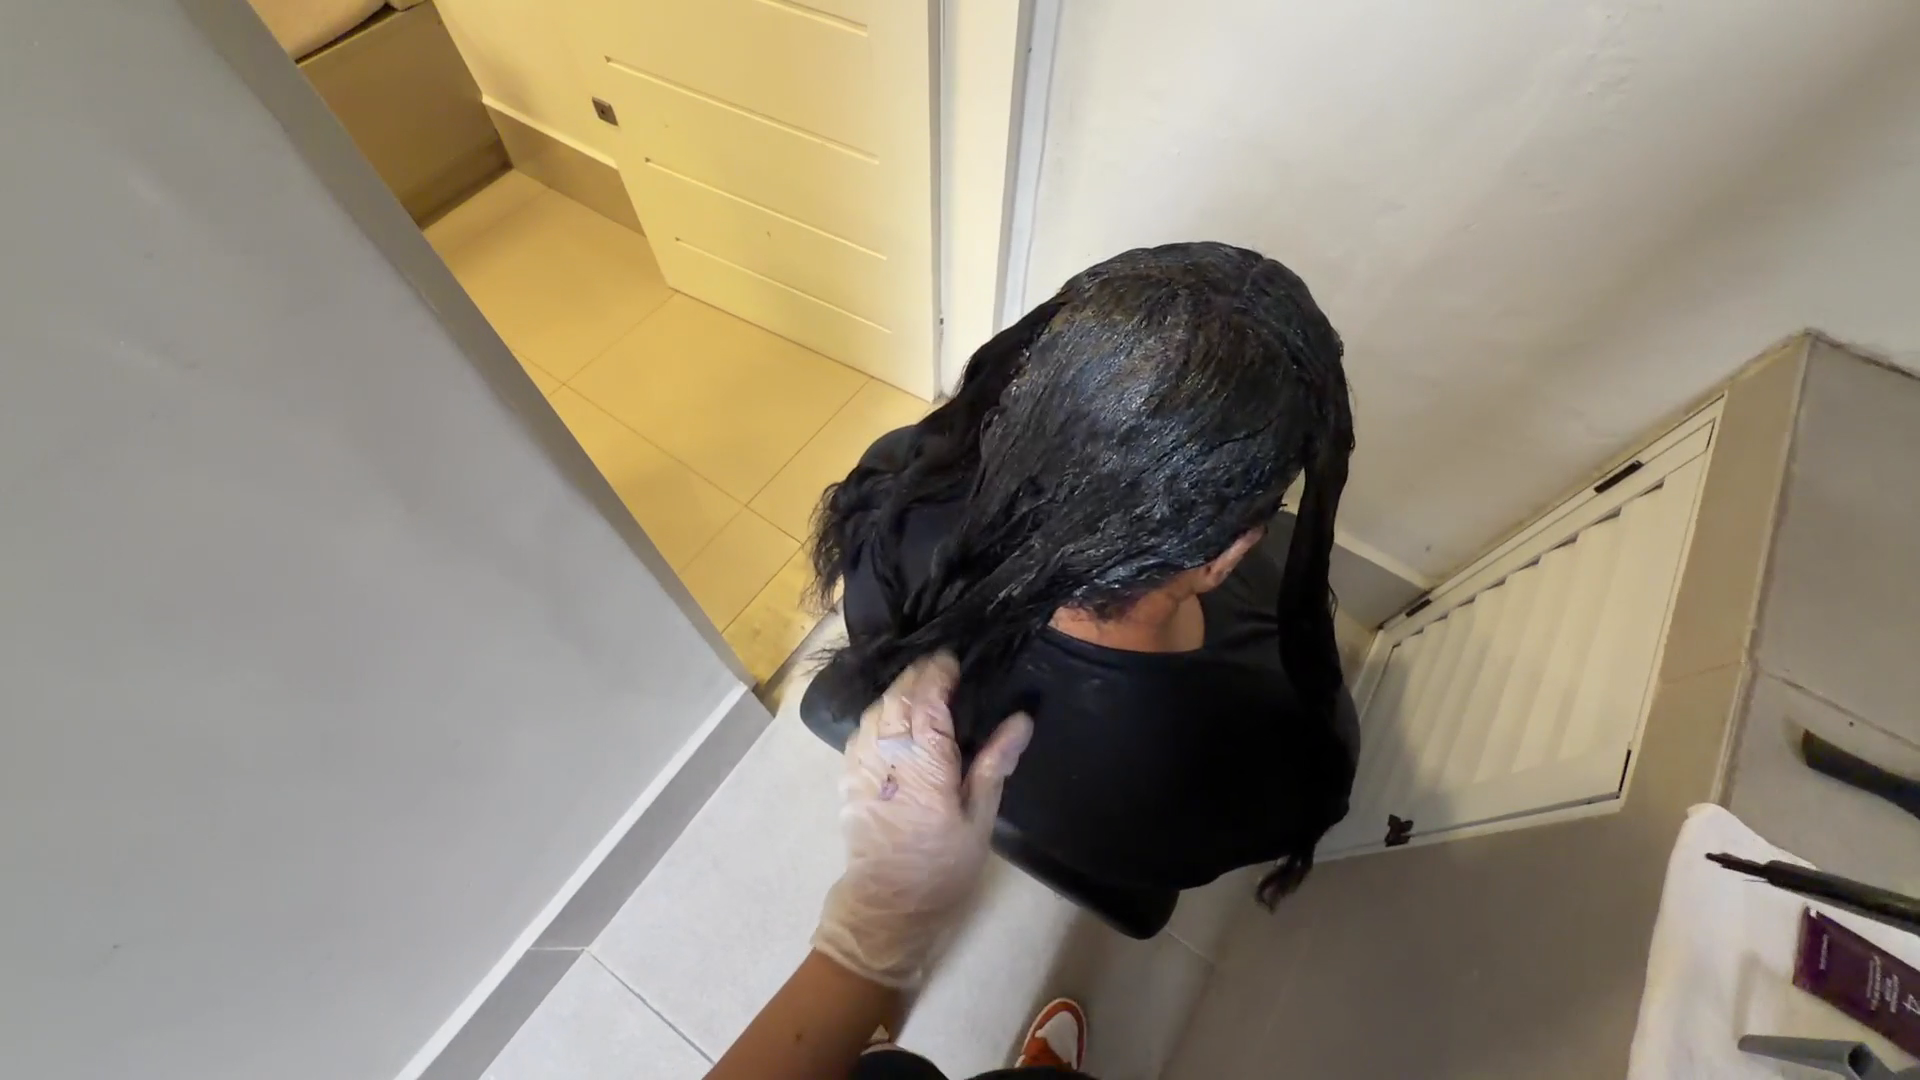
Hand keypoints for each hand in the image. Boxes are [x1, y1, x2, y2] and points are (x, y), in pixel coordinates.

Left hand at [811, 652, 1032, 988]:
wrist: (887, 905)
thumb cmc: (941, 865)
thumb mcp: (979, 819)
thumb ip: (995, 763)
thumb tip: (1021, 720)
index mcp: (924, 764)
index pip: (927, 700)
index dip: (938, 674)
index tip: (952, 662)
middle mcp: (888, 755)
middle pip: (898, 697)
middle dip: (918, 676)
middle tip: (941, 669)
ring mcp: (862, 763)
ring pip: (877, 709)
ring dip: (898, 692)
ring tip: (920, 688)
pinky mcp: (848, 775)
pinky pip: (862, 729)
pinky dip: (880, 713)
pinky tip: (894, 718)